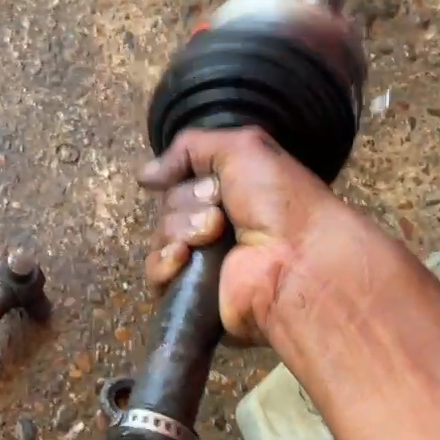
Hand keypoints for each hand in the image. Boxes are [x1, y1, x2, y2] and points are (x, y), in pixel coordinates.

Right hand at [139, 126, 362, 342]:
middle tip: (220, 215)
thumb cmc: (278, 201)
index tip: (214, 185)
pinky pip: (156, 272)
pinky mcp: (189, 292)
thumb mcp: (243, 147)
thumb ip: (189, 146)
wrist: (295, 261)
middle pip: (167, 207)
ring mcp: (201, 261)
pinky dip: (165, 262)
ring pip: (160, 237)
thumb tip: (144, 177)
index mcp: (229, 193)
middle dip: (186, 204)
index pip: (180, 181)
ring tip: (212, 236)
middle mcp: (214, 226)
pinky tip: (184, 258)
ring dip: (180, 230)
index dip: (187, 179)